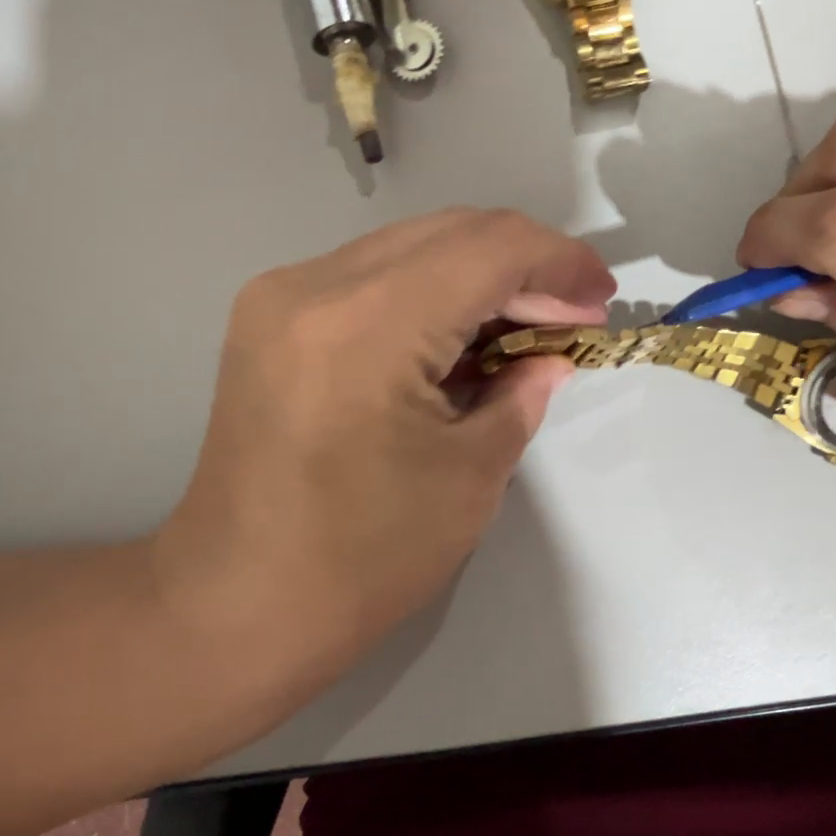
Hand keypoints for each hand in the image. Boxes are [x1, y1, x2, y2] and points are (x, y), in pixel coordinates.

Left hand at [165, 209, 614, 684]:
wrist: (237, 603)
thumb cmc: (363, 559)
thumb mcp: (469, 478)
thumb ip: (521, 396)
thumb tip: (550, 357)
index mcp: (367, 326)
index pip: (488, 249)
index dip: (558, 262)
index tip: (599, 299)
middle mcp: (314, 286)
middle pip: (447, 231)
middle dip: (522, 265)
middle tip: (569, 315)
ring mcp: (278, 297)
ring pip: (406, 247)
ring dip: (473, 275)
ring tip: (520, 327)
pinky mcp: (265, 318)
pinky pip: (366, 276)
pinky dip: (423, 292)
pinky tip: (454, 337)